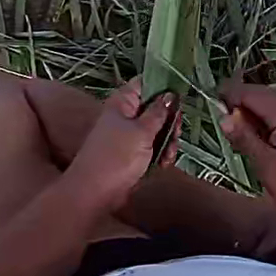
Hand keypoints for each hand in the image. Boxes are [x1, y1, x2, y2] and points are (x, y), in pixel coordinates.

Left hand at [58, 80, 176, 216]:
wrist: (95, 192)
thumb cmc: (117, 156)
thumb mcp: (142, 131)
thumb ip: (158, 112)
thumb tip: (170, 94)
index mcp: (123, 102)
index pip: (145, 83)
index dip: (163, 86)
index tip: (179, 97)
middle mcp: (126, 115)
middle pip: (155, 107)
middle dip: (169, 120)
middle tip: (176, 132)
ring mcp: (129, 134)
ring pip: (157, 129)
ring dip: (167, 140)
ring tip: (168, 155)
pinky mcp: (132, 153)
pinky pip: (152, 146)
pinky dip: (160, 153)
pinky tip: (163, 164)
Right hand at [219, 83, 275, 232]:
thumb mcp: (267, 166)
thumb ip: (245, 138)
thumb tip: (224, 116)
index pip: (253, 93)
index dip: (230, 94)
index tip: (211, 100)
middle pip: (264, 96)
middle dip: (241, 103)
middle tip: (222, 118)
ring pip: (274, 107)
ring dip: (254, 114)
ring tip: (238, 131)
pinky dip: (268, 122)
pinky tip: (260, 139)